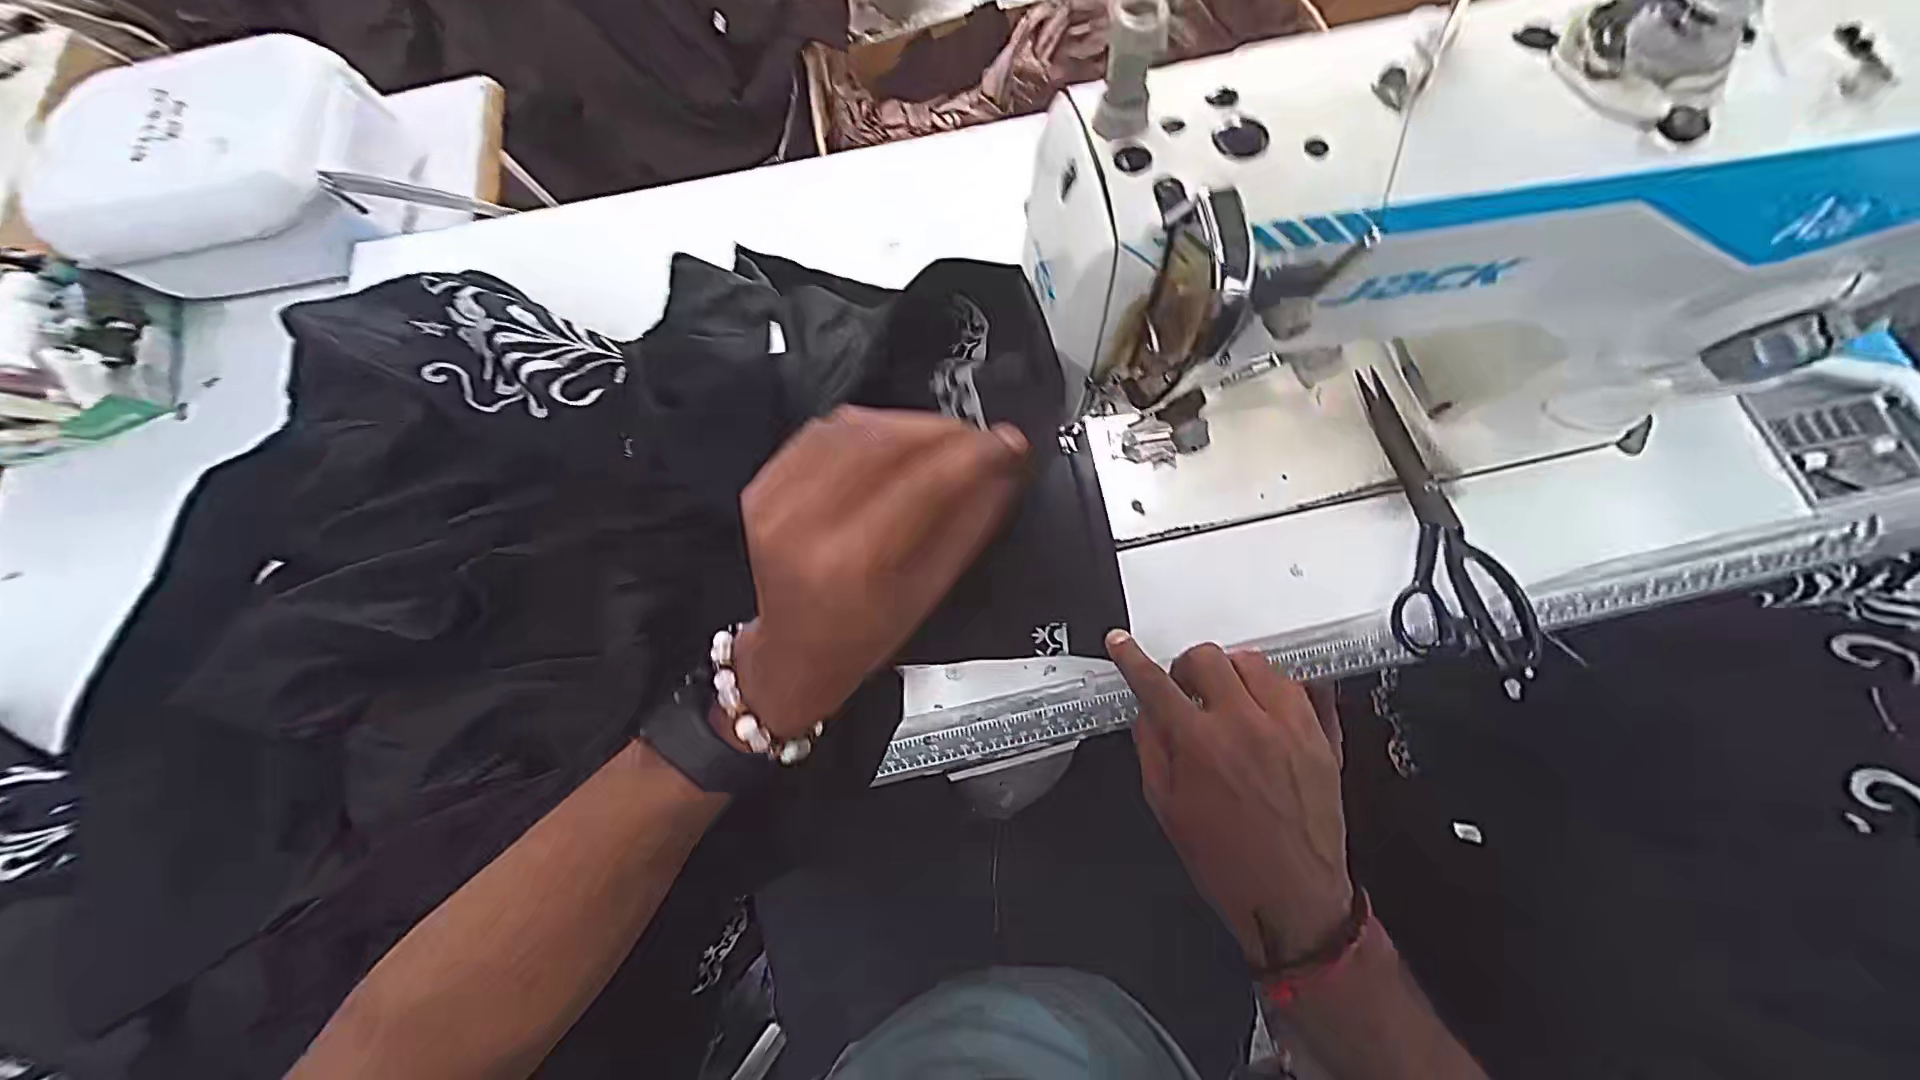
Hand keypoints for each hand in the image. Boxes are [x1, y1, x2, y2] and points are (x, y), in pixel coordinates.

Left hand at [732, 406, 1029, 739]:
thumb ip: (967, 528)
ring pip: (856, 428)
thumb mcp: (925, 593)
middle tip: (979, 439)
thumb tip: (1001, 476)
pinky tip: (892, 442)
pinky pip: (823, 433)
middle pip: (889, 442)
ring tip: (941, 440)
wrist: (797, 651)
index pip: (926, 480)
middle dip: (947, 431)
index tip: (1006, 445)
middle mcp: (806, 527)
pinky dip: (868, 428)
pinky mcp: (765, 489)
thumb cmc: (855, 639)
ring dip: (910, 424)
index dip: (976, 453)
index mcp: (851, 564)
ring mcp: (778, 504)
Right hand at [1106, 631, 1352, 968]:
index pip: (1155, 683)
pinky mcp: (1322, 739)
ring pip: (1255, 662)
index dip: (1131, 658)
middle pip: (1208, 657)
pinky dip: (1276, 688)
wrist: (1294, 899)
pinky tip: (1265, 708)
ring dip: (1232, 674)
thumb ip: (1151, 748)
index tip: (1123, 644)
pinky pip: (1299, 686)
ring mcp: (1290, 729)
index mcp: (1201, 745)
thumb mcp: (1168, 807)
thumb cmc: (1231, 863)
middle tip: (1186, 689)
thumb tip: (1145, 713)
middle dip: (1187, 667)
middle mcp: (1246, 727)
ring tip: (1228, 701)